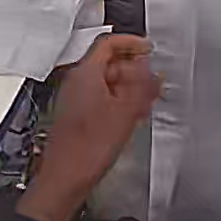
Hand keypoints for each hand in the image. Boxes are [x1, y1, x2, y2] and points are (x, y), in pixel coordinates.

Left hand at [19, 34, 160, 220]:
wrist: (67, 177)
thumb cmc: (87, 148)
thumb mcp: (126, 110)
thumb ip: (140, 83)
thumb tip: (148, 66)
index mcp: (85, 74)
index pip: (109, 43)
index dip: (131, 42)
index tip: (147, 47)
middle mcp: (76, 82)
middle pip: (108, 62)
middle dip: (134, 68)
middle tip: (153, 78)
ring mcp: (75, 98)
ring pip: (106, 80)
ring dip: (128, 85)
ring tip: (147, 97)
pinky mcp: (77, 114)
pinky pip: (101, 96)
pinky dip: (119, 98)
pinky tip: (132, 113)